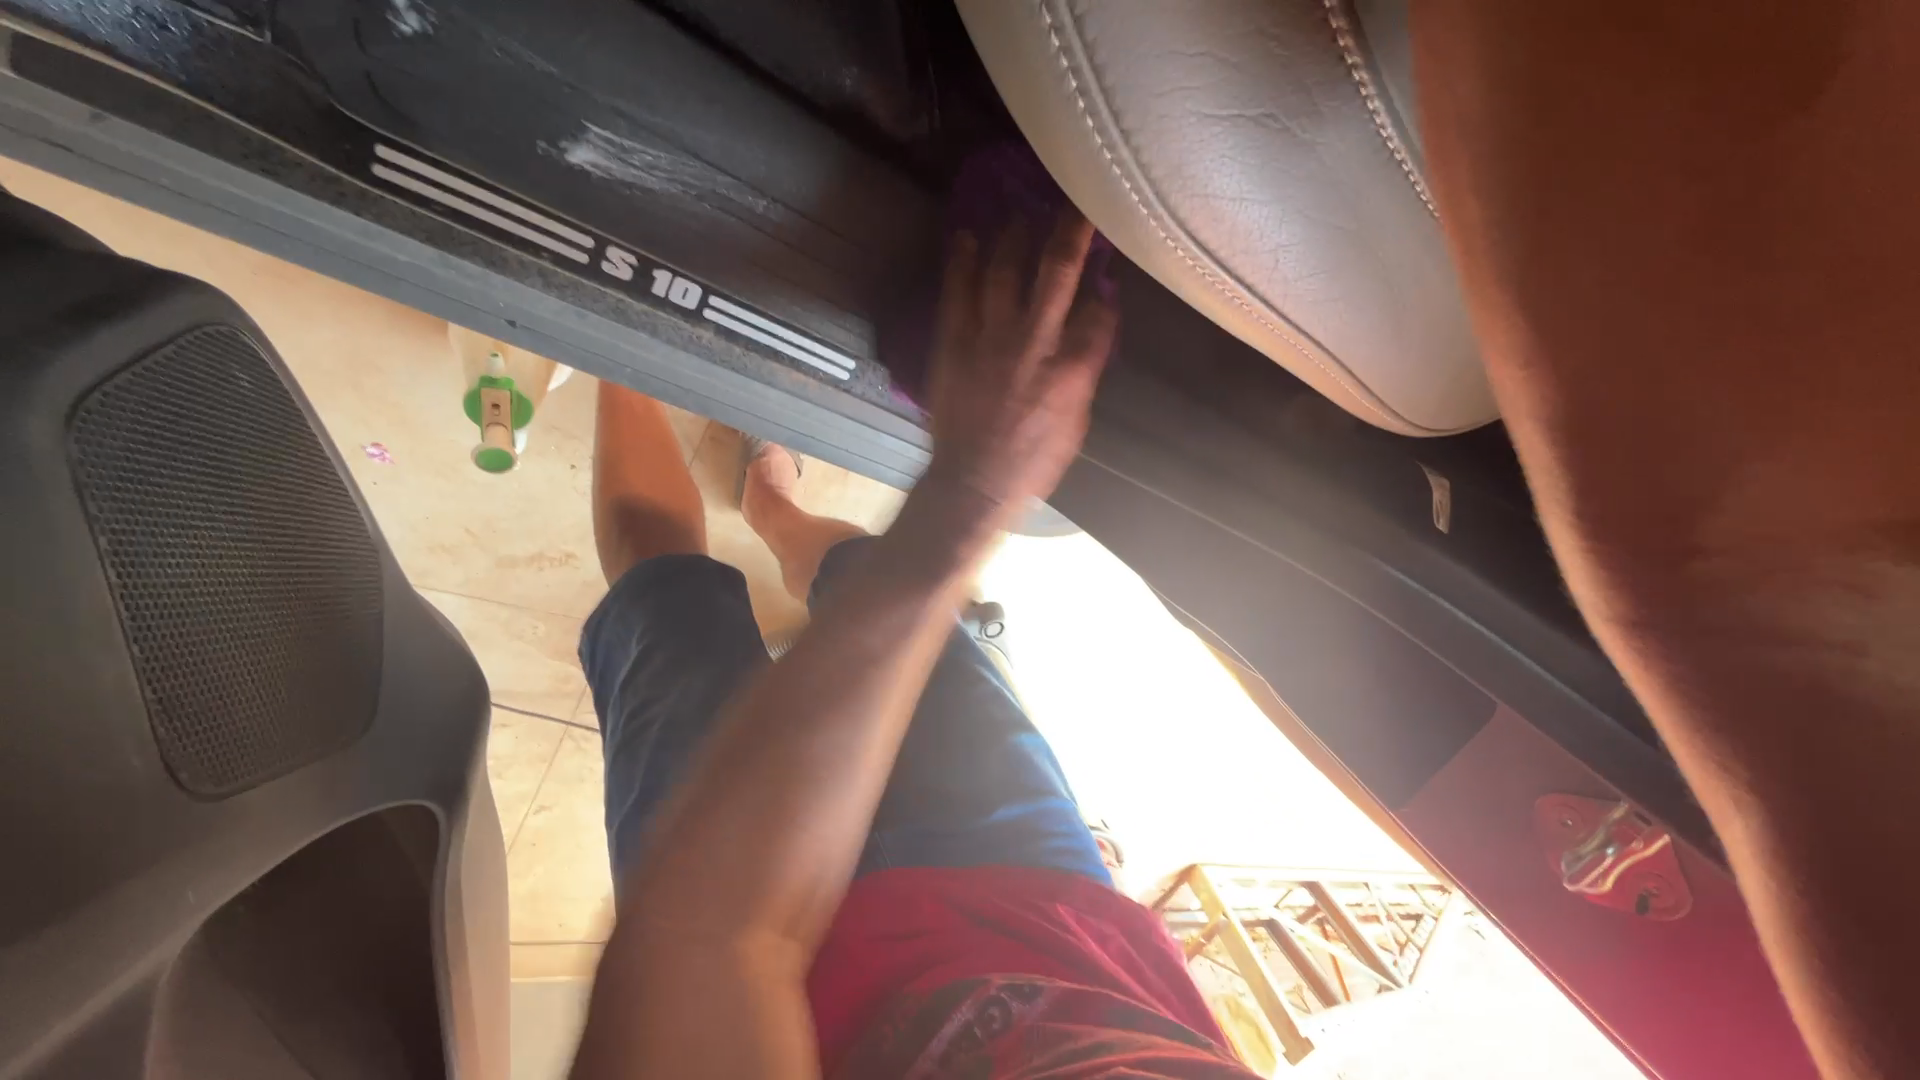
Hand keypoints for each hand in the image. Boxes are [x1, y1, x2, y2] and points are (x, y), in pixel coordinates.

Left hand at [920, 213, 1117, 521]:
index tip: (1106, 270)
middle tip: (1076, 199)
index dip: (1105, 285)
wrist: (973, 483)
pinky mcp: (954, 341)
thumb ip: (1083, 374)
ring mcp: (990, 337)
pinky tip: (966, 236)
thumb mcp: (1076, 424)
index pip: (1100, 309)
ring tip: (1021, 213)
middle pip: (1058, 270)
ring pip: (1005, 269)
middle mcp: (1035, 342)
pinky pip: (958, 290)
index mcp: (1073, 368)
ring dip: (1015, 235)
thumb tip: (1088, 336)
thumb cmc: (1032, 463)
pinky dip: (962, 260)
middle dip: (1071, 229)